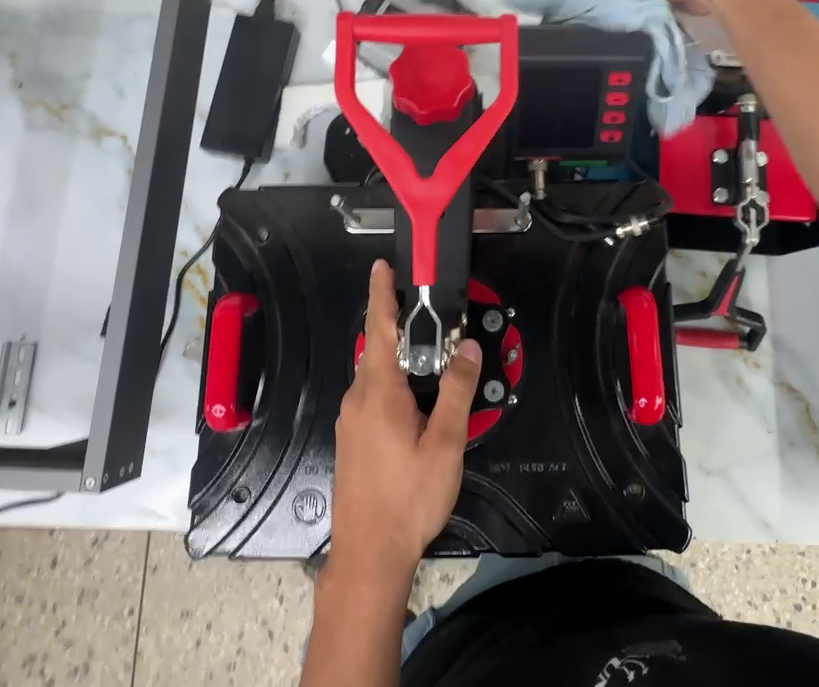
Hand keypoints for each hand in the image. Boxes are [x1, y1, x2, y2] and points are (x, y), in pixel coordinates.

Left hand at [328, 260, 483, 585]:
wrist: (369, 552)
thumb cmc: (409, 496)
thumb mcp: (444, 442)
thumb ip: (455, 390)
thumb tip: (468, 348)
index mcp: (378, 392)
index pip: (378, 329)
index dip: (381, 295)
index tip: (381, 267)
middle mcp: (357, 400)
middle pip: (377, 351)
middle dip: (400, 330)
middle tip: (430, 319)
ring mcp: (351, 421)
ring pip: (376, 377)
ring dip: (400, 362)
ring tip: (431, 363)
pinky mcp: (352, 440)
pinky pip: (373, 398)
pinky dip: (394, 386)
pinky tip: (416, 405)